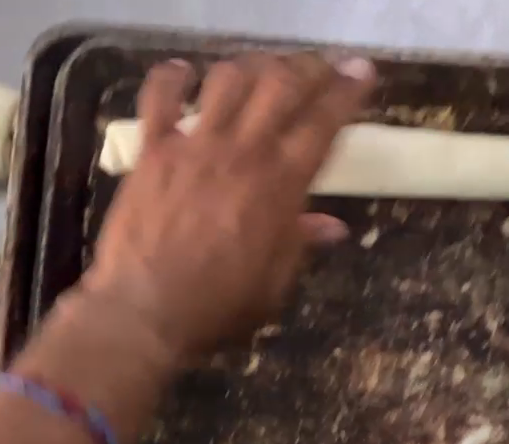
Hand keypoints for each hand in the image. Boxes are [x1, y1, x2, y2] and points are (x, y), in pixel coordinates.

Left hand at [76, 53, 374, 362]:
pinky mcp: (153, 150)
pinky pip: (160, 95)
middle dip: (308, 67)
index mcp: (281, 185)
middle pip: (282, 84)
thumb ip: (301, 245)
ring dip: (251, 68)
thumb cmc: (219, 308)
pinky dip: (172, 77)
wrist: (148, 311)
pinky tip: (182, 74)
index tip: (361, 73)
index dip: (347, 91)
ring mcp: (195, 145)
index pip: (323, 122)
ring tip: (261, 74)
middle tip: (319, 69)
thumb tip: (333, 227)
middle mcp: (242, 151)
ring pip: (229, 78)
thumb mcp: (274, 285)